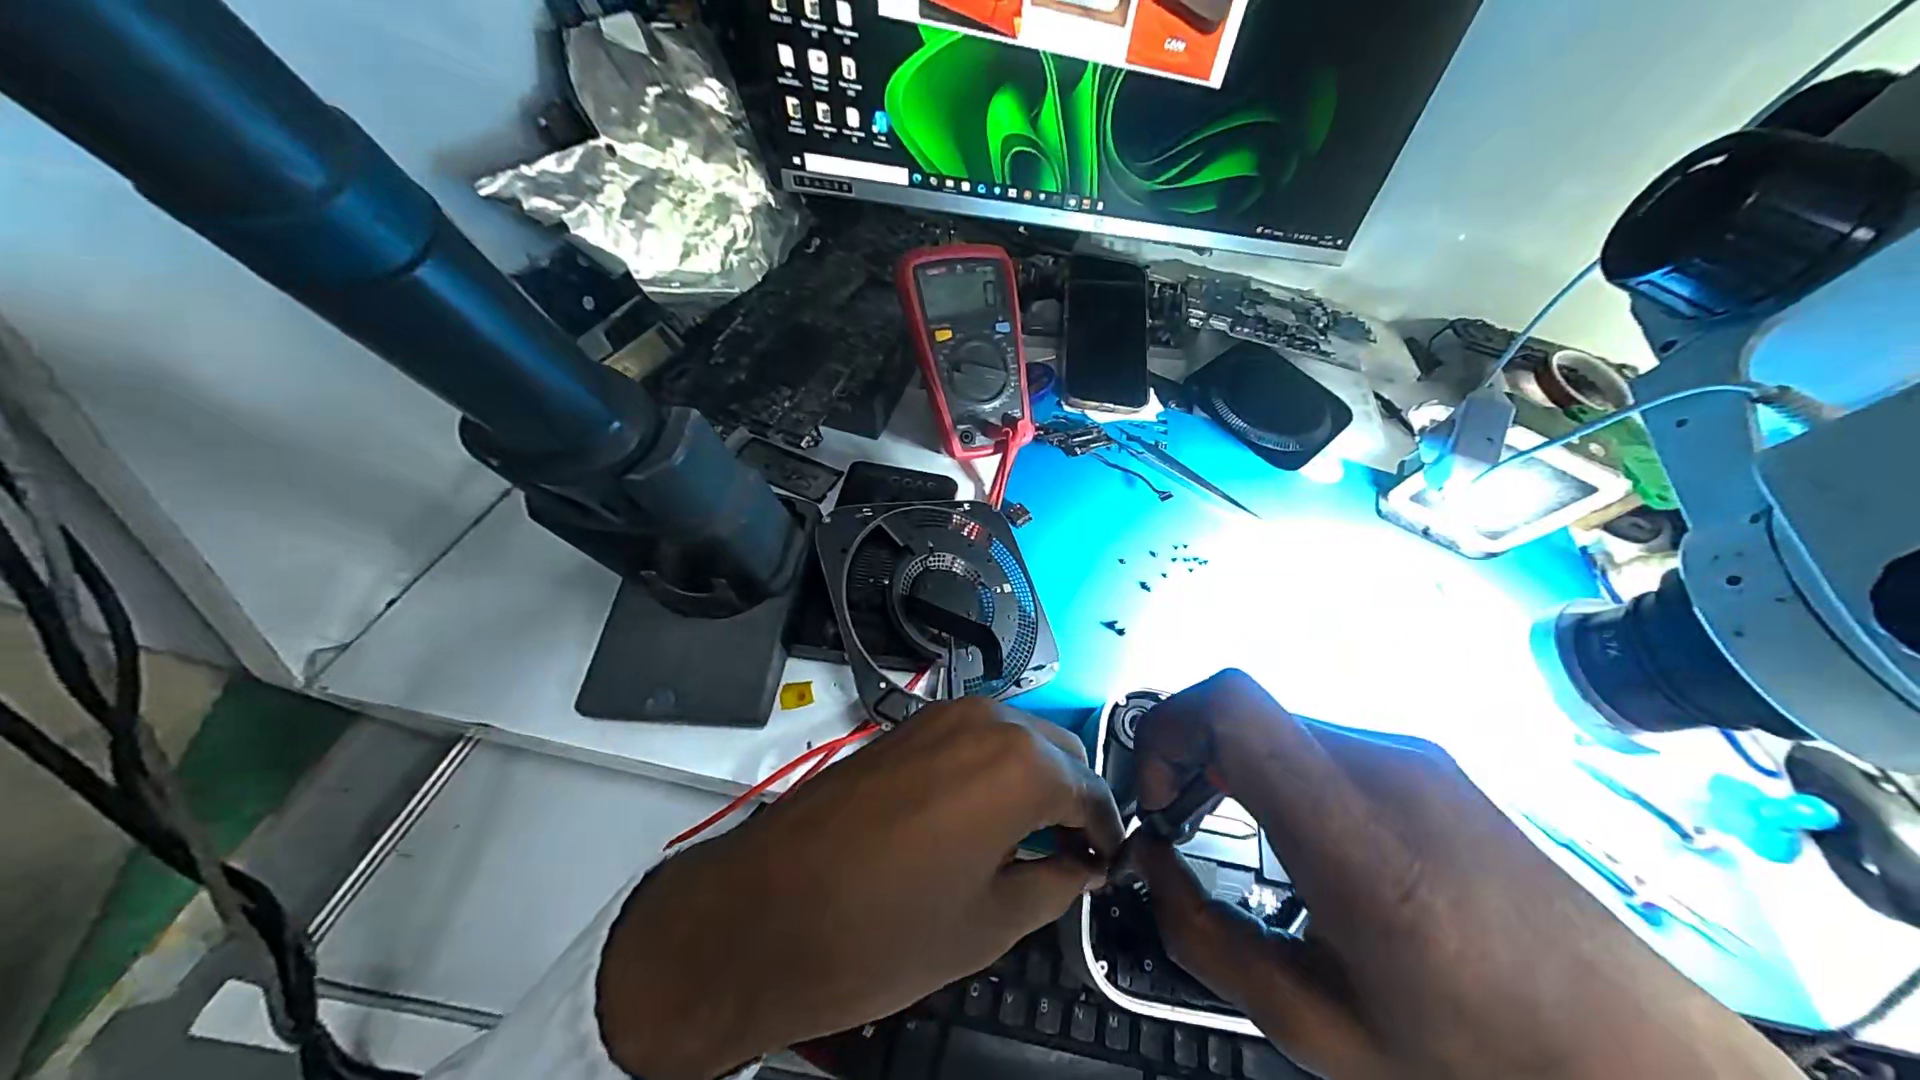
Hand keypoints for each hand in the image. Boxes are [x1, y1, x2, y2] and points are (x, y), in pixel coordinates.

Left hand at [597, 698, 1123, 1079]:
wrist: (761, 911)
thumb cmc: (884, 930)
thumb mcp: (988, 924)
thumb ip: (1052, 884)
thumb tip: (1081, 866)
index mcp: (1020, 762)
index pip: (1090, 790)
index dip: (1105, 832)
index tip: (1105, 864)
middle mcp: (984, 720)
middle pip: (1055, 750)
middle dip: (1071, 798)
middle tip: (1070, 853)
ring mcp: (939, 715)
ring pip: (1012, 737)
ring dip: (1032, 778)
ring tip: (1026, 837)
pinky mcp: (905, 726)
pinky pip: (971, 737)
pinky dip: (991, 767)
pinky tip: (979, 814)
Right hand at [1129, 670, 1798, 1079]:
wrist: (1650, 1068)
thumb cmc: (1477, 1060)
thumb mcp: (1316, 1022)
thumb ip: (1204, 935)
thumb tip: (1148, 858)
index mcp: (1354, 835)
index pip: (1230, 702)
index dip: (1167, 726)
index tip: (1159, 797)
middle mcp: (1383, 767)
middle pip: (1242, 709)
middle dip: (1187, 755)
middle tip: (1179, 824)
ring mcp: (1416, 759)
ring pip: (1279, 727)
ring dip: (1232, 767)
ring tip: (1234, 838)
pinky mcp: (1435, 767)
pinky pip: (1323, 746)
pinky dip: (1279, 774)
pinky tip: (1301, 842)